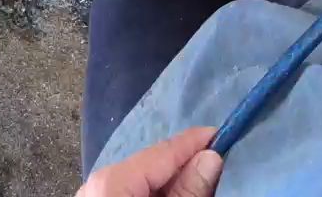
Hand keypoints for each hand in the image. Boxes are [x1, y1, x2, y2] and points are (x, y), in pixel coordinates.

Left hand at [77, 127, 222, 196]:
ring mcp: (97, 194)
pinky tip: (176, 192)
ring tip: (204, 173)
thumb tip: (211, 156)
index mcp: (112, 178)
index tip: (224, 132)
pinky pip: (134, 190)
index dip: (196, 140)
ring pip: (144, 178)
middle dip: (187, 160)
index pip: (163, 150)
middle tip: (221, 155)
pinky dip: (157, 191)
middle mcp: (100, 180)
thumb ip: (185, 192)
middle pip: (154, 163)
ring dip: (174, 178)